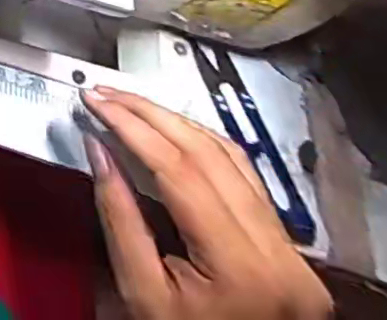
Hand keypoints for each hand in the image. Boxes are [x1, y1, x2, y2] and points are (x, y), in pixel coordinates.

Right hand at [81, 87, 332, 319]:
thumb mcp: (141, 293)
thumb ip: (118, 216)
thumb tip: (97, 147)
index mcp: (244, 270)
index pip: (179, 171)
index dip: (131, 126)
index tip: (93, 101)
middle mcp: (281, 253)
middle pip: (207, 154)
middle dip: (148, 114)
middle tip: (103, 93)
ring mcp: (293, 250)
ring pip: (229, 156)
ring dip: (173, 121)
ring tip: (127, 104)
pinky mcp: (290, 248)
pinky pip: (244, 175)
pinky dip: (200, 143)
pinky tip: (168, 129)